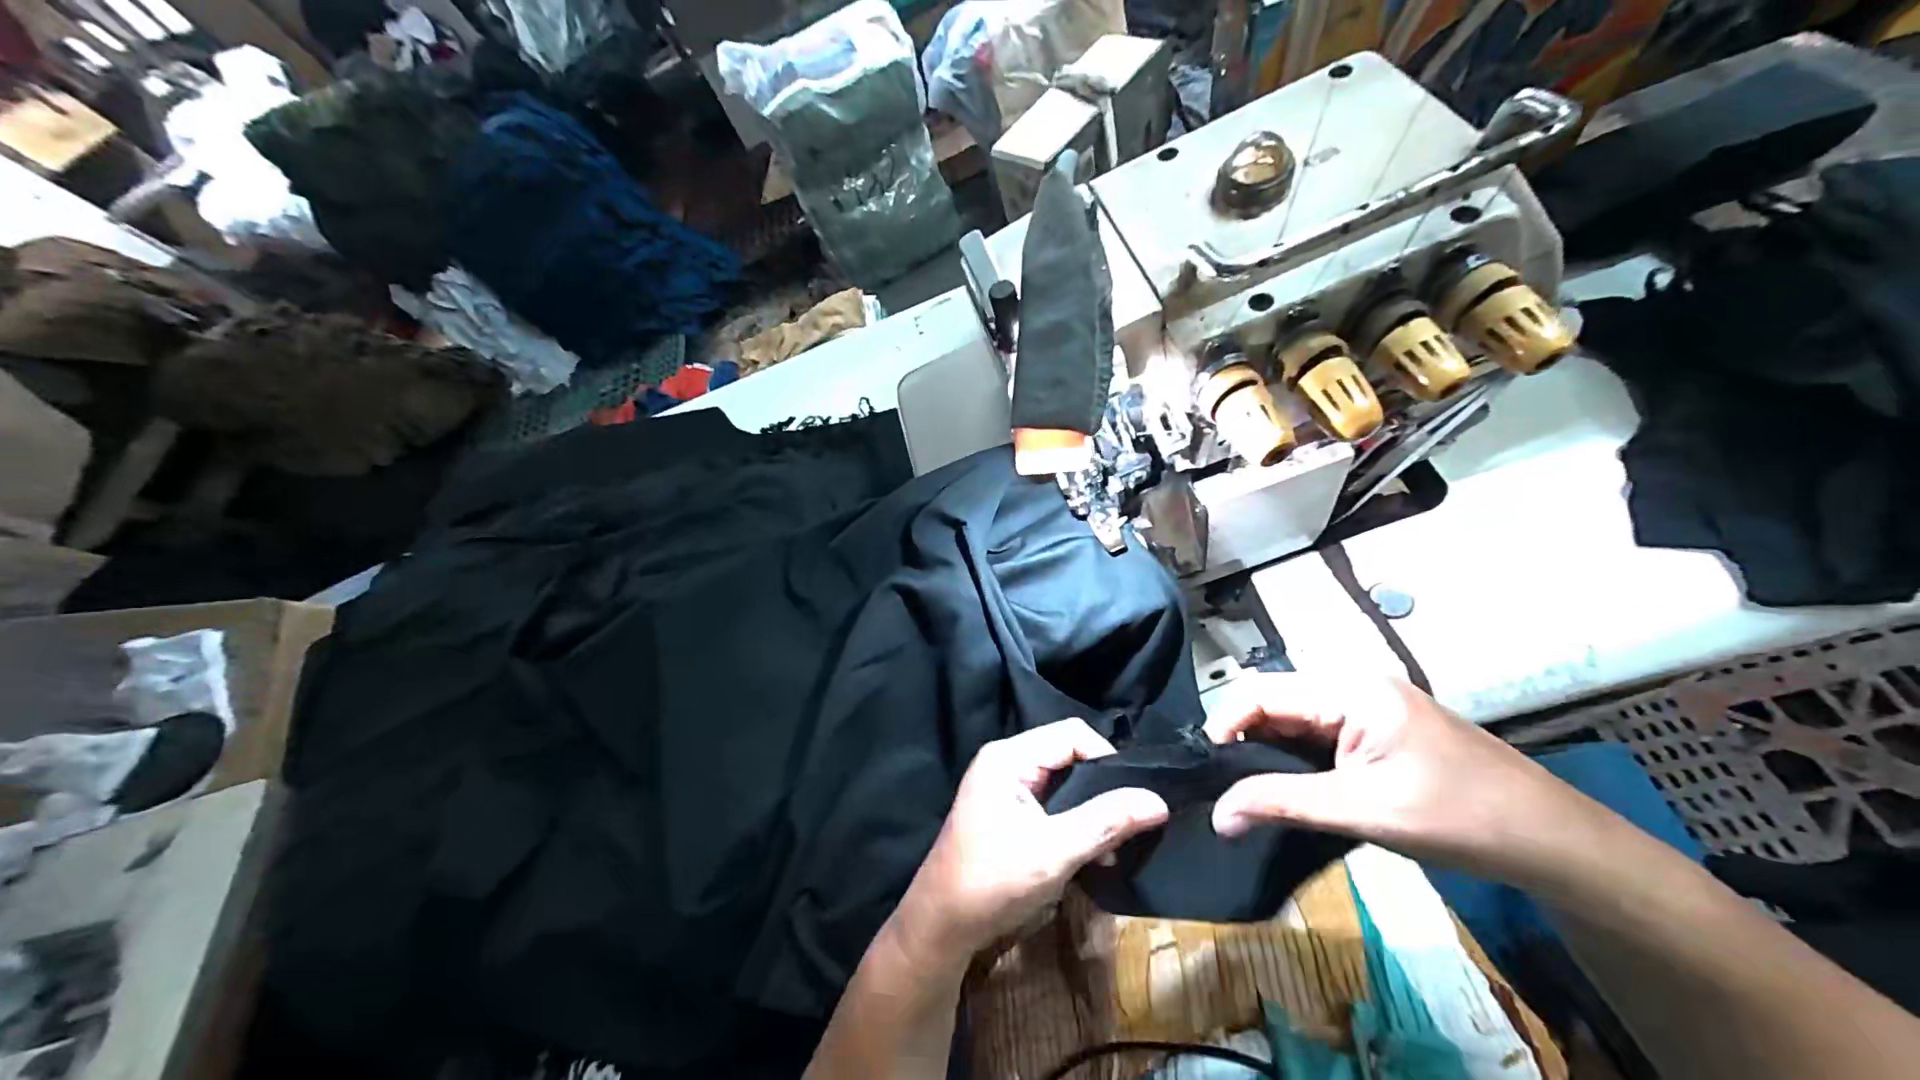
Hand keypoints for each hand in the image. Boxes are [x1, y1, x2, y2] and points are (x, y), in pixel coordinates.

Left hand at [890, 719, 1169, 967]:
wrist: (942, 925)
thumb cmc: (994, 881)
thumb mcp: (1057, 851)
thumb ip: (1107, 821)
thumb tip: (1159, 801)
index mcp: (1009, 757)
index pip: (1072, 734)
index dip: (1107, 759)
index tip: (1135, 798)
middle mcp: (1005, 761)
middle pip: (1068, 754)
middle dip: (1101, 788)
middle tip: (1129, 825)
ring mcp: (1003, 786)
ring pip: (1063, 781)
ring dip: (1090, 811)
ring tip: (1111, 848)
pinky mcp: (1006, 810)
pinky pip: (1051, 801)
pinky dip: (1073, 822)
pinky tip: (1091, 853)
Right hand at [1206, 673, 1622, 891]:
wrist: (1556, 844)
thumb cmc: (1461, 816)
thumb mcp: (1362, 809)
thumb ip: (1281, 803)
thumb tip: (1217, 814)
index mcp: (1349, 689)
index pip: (1261, 693)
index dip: (1224, 726)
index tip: (1203, 770)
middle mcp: (1352, 689)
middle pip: (1274, 705)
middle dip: (1242, 743)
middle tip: (1217, 787)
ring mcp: (1367, 712)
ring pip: (1293, 724)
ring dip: (1266, 757)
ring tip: (1240, 793)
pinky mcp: (1377, 737)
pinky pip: (1318, 740)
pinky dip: (1294, 765)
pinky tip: (1282, 792)